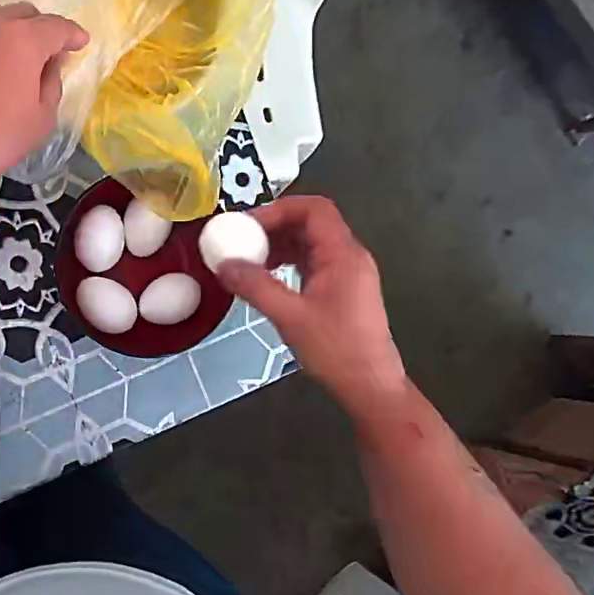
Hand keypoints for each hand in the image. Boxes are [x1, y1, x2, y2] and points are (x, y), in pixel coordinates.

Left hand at [0, 4, 88, 192]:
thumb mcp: (43, 117)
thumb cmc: (0, 140)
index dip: (73, 35)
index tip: (81, 43)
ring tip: (16, 53)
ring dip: (11, 29)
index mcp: (26, 40)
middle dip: (42, 30)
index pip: (57, 27)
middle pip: (26, 14)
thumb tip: (51, 62)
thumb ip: (53, 81)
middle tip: (48, 54)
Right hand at [215, 196, 408, 418]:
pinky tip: (267, 278)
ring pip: (310, 243)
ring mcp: (347, 274)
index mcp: (343, 255)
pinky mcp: (342, 290)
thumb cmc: (336, 350)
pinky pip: (312, 262)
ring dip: (279, 245)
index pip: (314, 209)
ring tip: (248, 260)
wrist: (369, 385)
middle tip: (241, 241)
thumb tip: (224, 265)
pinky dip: (287, 262)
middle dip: (273, 227)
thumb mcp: (290, 316)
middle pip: (311, 223)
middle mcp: (349, 257)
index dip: (279, 209)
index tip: (247, 224)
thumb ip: (255, 287)